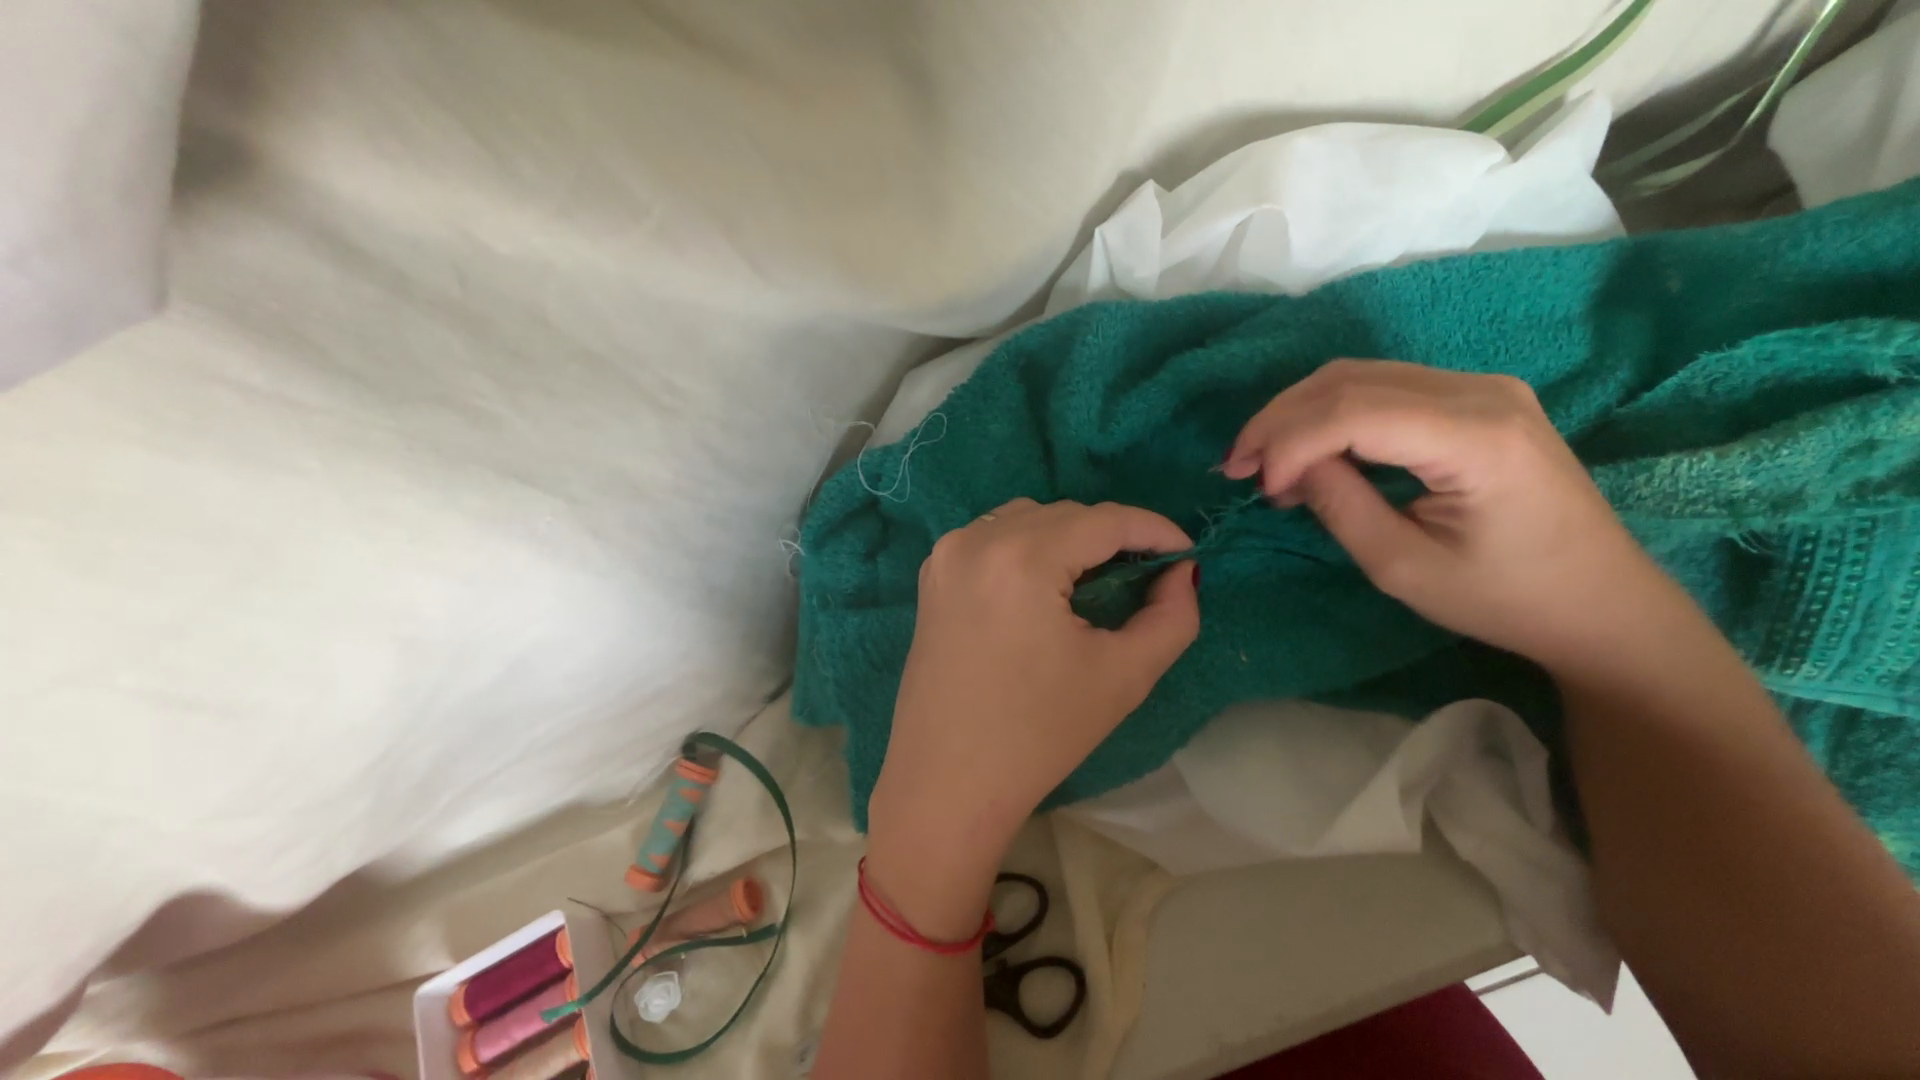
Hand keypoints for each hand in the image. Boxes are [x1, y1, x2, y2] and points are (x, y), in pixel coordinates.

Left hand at [869, 499, 1199, 858]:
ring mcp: (947, 555)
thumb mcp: (1123, 676)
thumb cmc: (1039, 735)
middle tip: (1149, 576)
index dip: (1155, 530)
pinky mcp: (933, 577)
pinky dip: (1030, 548)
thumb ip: (1171, 616)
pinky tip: (1049, 588)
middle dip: (1113, 537)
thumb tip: (1182, 573)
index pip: (1105, 520)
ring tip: (1101, 583)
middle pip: (1065, 515)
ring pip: (1028, 519)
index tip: (1188, 553)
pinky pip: (994, 539)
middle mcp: (976, 540)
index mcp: (1020, 558)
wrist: (946, 783)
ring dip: (1070, 539)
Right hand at [1222, 360, 1686, 672]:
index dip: (1289, 440)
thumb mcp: (1405, 567)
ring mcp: (1484, 389)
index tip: (1254, 485)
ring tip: (1265, 462)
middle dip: (1282, 420)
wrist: (1599, 604)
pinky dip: (1335, 415)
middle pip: (1351, 380)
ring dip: (1302, 414)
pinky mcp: (1479, 400)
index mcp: (1476, 436)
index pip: (1354, 410)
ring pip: (1362, 376)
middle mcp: (1482, 392)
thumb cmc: (1505, 599)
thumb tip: (1289, 467)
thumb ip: (1341, 506)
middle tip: (1237, 467)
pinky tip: (1311, 450)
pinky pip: (1387, 389)